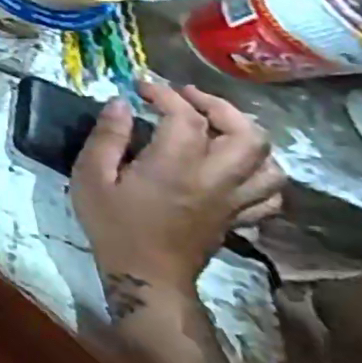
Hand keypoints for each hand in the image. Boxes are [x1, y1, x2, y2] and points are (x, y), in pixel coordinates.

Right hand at [70, 81, 284, 298]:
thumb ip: (107, 137)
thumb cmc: (113, 223)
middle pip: (246, 134)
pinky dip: (260, 171)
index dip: (166, 94)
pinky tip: (235, 164)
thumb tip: (121, 103)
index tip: (141, 87)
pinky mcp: (239, 217)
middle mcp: (215, 180)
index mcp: (176, 167)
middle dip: (218, 106)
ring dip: (246, 135)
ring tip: (216, 126)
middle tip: (187, 98)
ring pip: (268, 162)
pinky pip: (270, 192)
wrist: (146, 276)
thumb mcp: (91, 176)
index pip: (186, 117)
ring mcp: (234, 201)